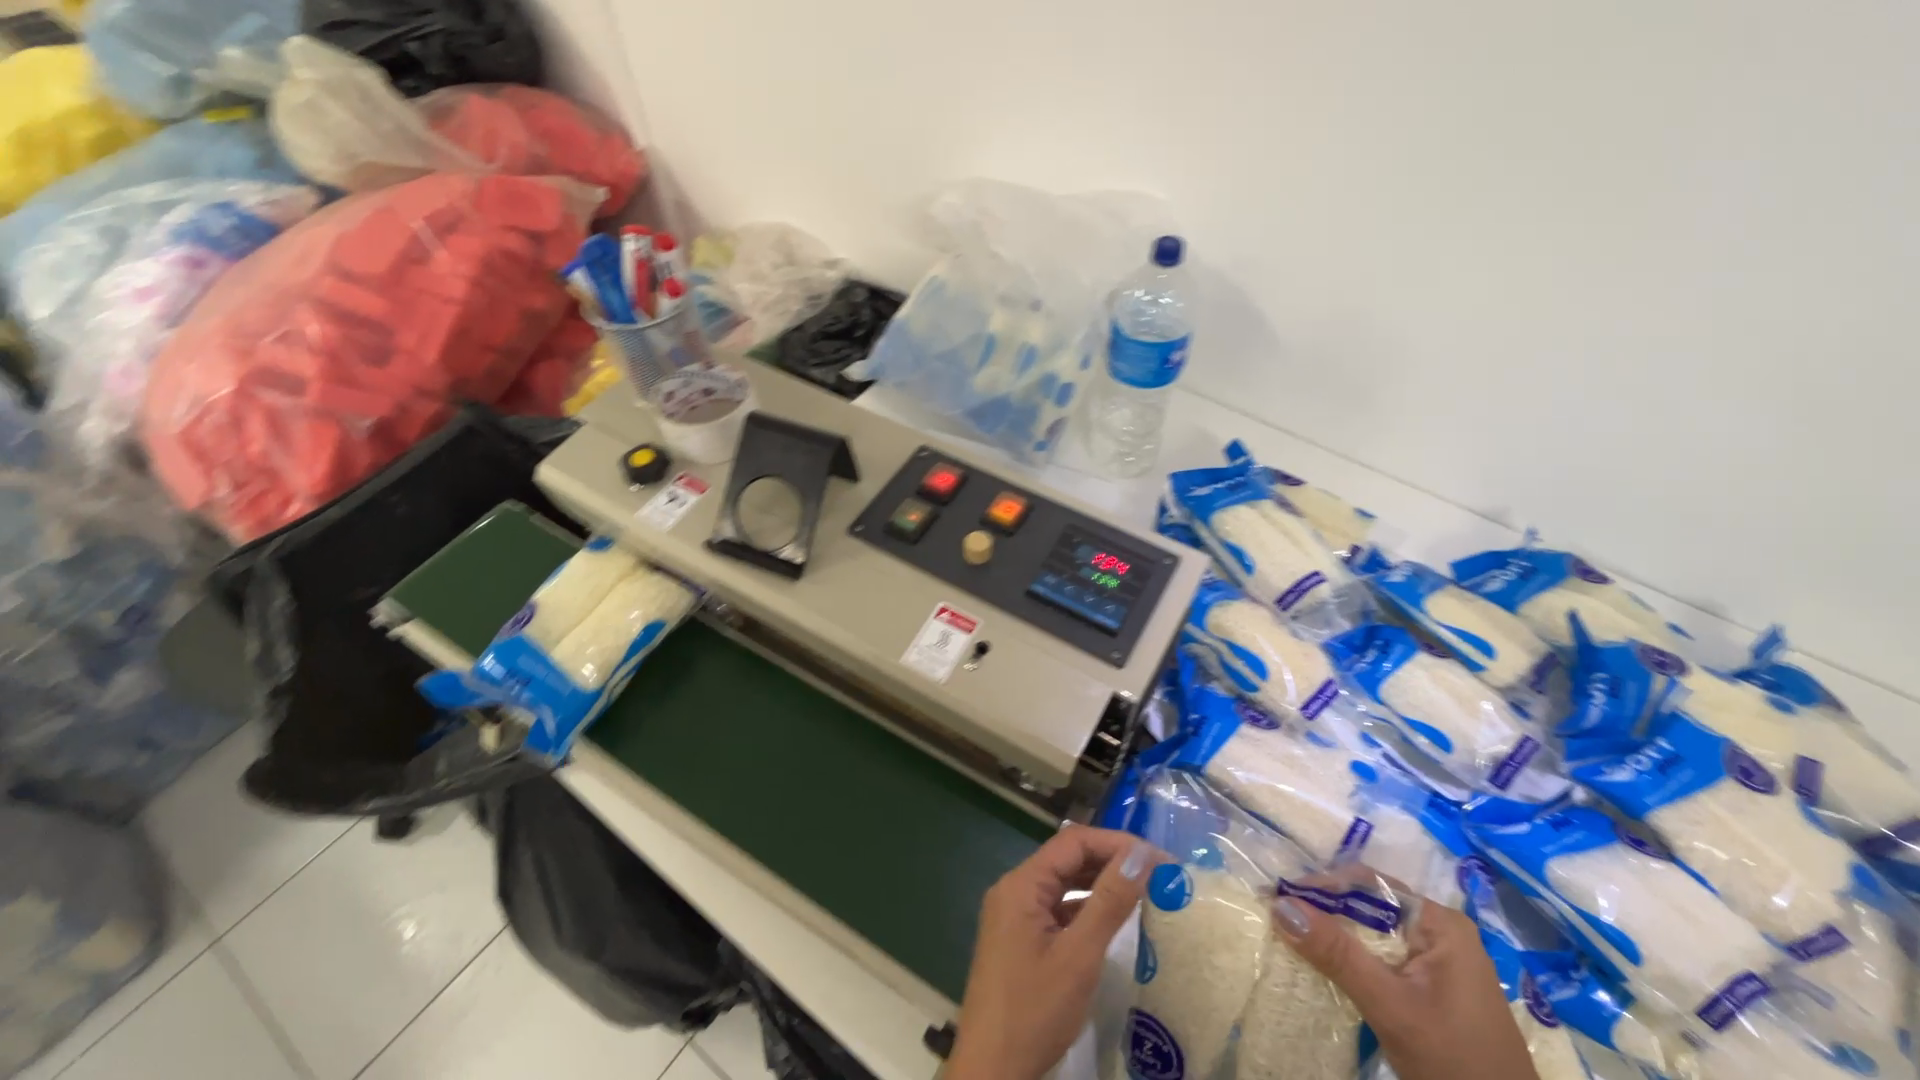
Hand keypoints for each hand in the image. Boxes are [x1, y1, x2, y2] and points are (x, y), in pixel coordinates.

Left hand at [946, 826, 1156, 1079]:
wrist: (991, 1070)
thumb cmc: (1034, 1010)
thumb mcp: (1079, 956)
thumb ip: (1109, 901)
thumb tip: (1141, 854)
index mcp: (1021, 886)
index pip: (1072, 842)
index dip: (1117, 843)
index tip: (1158, 859)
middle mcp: (1013, 891)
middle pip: (1067, 859)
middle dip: (1111, 861)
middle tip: (1159, 875)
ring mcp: (1014, 917)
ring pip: (1063, 885)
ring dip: (1100, 884)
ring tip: (1145, 892)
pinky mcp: (1019, 940)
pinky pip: (1057, 910)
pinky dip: (1085, 909)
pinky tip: (1114, 921)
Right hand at [1272, 882, 1538, 1079]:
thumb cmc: (1453, 1060)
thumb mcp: (1390, 1006)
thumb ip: (1338, 954)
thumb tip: (1280, 905)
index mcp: (1440, 923)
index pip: (1368, 884)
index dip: (1320, 886)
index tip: (1275, 898)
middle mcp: (1440, 929)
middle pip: (1370, 903)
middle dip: (1323, 909)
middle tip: (1275, 918)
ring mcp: (1438, 957)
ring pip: (1374, 929)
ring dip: (1334, 932)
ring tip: (1290, 936)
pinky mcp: (1431, 982)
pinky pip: (1383, 953)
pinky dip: (1351, 954)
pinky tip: (1325, 965)